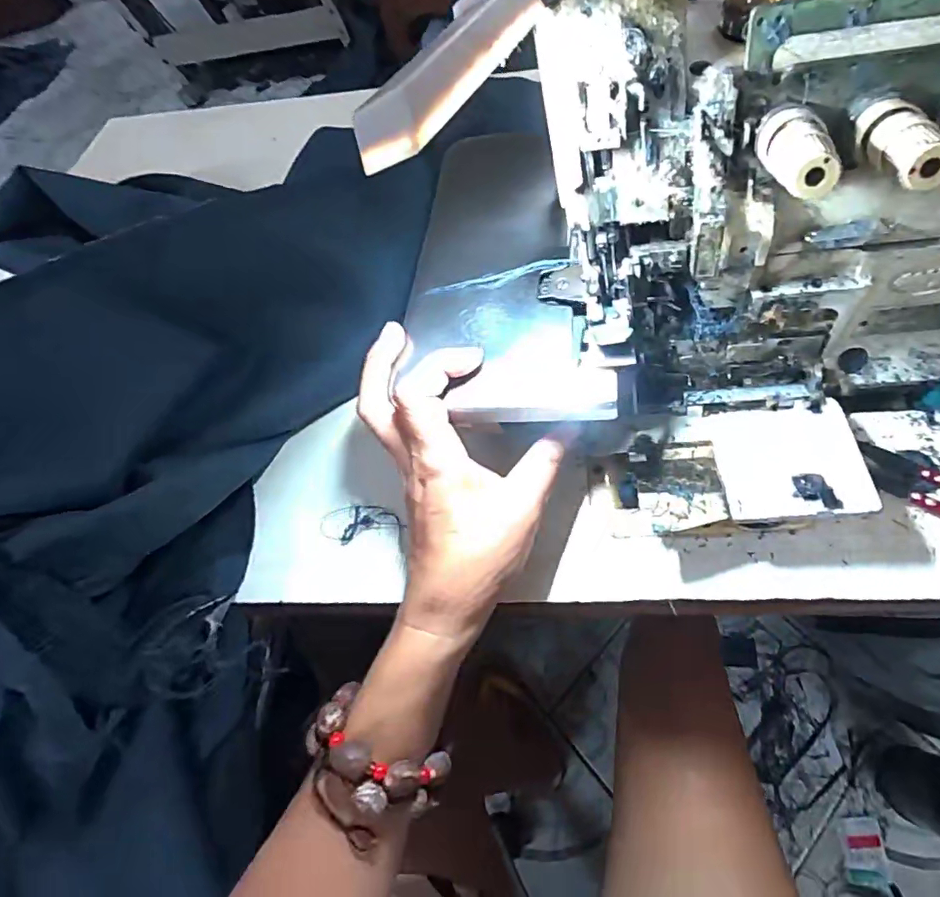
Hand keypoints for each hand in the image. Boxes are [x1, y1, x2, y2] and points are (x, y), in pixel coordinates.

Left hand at [356, 322, 566, 648]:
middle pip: (373, 403)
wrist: (443, 606)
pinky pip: (396, 433)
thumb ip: (545, 463)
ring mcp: (407, 472)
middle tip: (396, 333)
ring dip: (384, 380)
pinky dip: (405, 405)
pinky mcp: (414, 482)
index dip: (439, 366)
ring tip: (406, 354)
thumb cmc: (477, 561)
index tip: (475, 362)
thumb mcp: (522, 509)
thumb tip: (566, 429)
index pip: (414, 397)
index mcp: (435, 461)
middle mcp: (412, 461)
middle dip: (379, 361)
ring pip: (377, 419)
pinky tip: (434, 403)